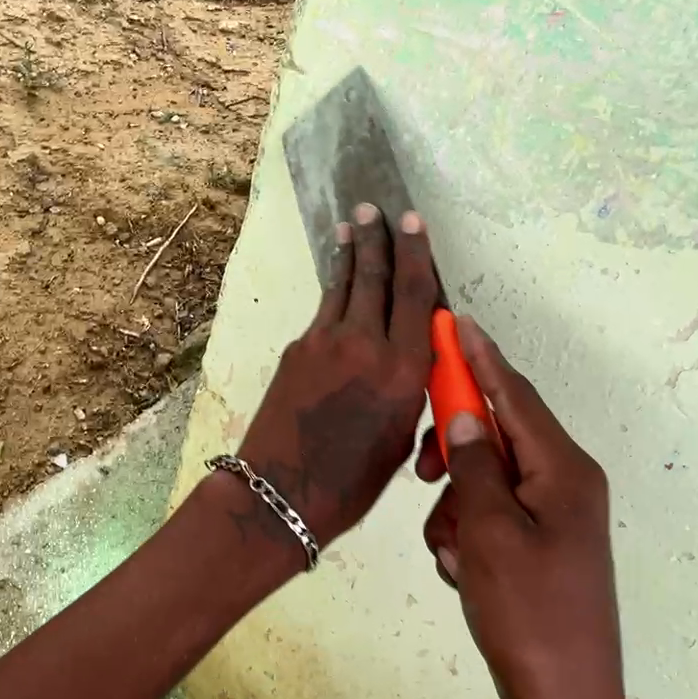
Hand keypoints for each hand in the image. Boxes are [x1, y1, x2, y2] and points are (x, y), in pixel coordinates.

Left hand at [234, 203, 436, 546]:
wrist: (280, 491)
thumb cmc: (353, 482)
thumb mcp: (400, 437)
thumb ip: (407, 387)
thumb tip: (406, 356)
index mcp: (403, 370)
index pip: (415, 297)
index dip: (416, 254)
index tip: (413, 222)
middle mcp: (365, 344)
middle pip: (375, 278)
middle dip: (378, 239)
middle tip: (374, 207)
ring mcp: (324, 341)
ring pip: (343, 286)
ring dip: (349, 253)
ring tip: (351, 224)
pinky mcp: (296, 348)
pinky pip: (324, 310)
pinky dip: (333, 288)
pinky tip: (336, 280)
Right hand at [416, 317, 634, 698]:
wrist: (560, 698)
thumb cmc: (527, 609)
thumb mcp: (488, 530)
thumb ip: (473, 462)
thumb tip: (464, 415)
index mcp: (564, 470)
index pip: (513, 393)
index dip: (480, 355)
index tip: (453, 320)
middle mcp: (564, 482)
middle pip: (497, 433)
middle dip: (454, 449)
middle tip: (424, 471)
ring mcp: (553, 515)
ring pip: (485, 475)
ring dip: (455, 501)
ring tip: (448, 545)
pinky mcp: (538, 542)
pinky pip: (490, 510)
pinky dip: (465, 529)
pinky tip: (459, 565)